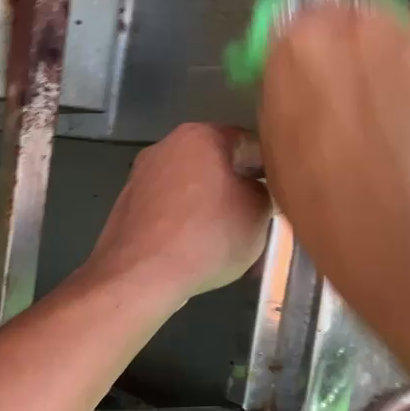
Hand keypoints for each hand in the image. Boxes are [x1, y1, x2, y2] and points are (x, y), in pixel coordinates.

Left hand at [83, 122, 273, 298]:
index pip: (250, 144)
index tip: (283, 193)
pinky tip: (199, 249)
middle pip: (216, 164)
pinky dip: (186, 223)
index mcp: (198, 136)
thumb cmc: (207, 235)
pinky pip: (169, 209)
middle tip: (260, 217)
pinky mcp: (126, 206)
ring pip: (191, 189)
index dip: (272, 169)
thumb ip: (264, 190)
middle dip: (239, 189)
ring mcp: (140, 177)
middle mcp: (163, 148)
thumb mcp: (259, 210)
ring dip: (213, 209)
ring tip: (232, 240)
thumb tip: (253, 190)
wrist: (139, 274)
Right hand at [259, 5, 409, 307]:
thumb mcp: (274, 132)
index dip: (309, 41)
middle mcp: (362, 21)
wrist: (392, 222)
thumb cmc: (314, 188)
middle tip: (360, 94)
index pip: (302, 14)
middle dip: (360, 47)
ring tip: (401, 116)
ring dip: (404, 62)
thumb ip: (286, 85)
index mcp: (299, 40)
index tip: (313, 66)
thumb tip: (299, 71)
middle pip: (360, 17)